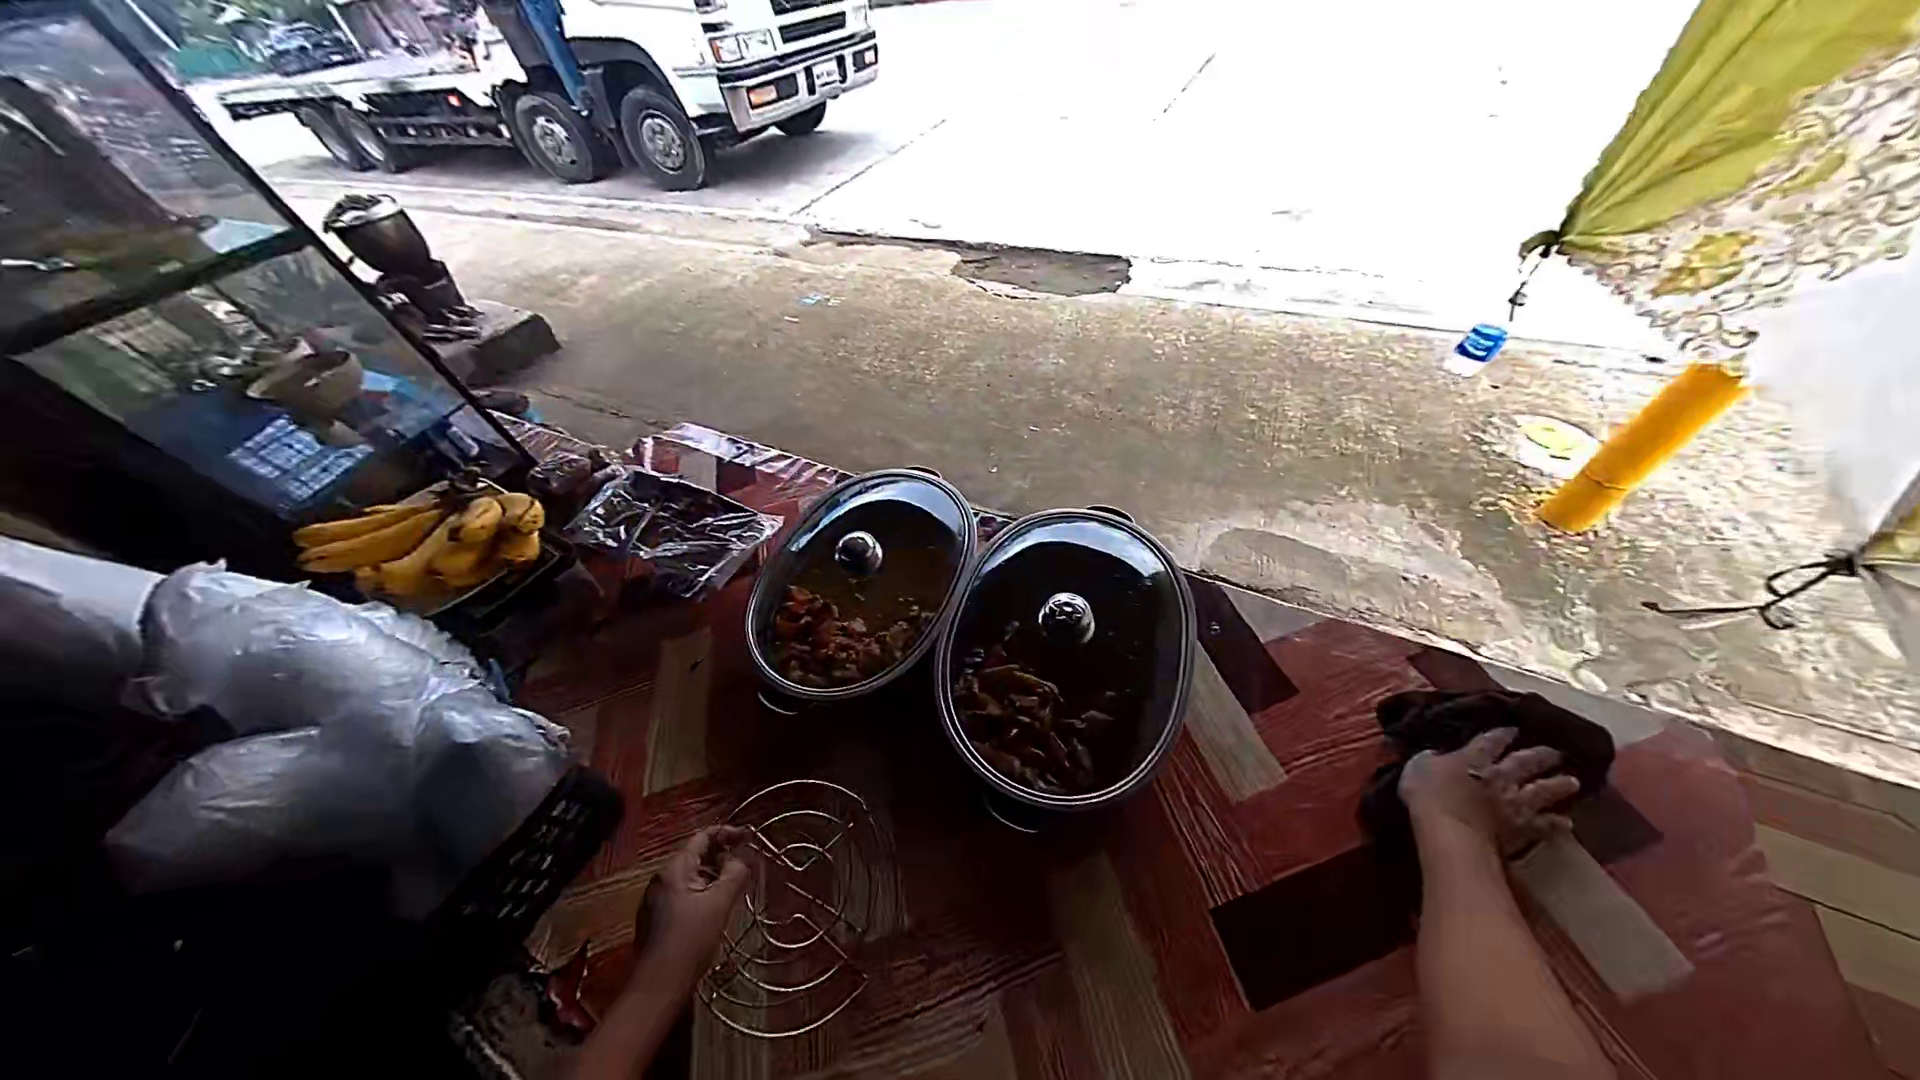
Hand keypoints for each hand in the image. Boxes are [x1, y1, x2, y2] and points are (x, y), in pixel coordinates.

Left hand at [631, 825, 752, 992]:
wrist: (657, 988)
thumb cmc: (690, 941)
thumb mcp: (719, 903)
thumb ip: (735, 873)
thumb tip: (743, 856)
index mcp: (674, 870)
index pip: (702, 837)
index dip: (727, 833)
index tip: (749, 837)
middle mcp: (661, 879)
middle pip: (696, 855)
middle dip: (722, 854)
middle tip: (746, 861)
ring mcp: (656, 899)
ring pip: (691, 875)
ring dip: (713, 874)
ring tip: (735, 882)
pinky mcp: (656, 918)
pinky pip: (684, 892)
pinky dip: (702, 890)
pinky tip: (715, 904)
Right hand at [1399, 728, 1579, 856]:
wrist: (1451, 830)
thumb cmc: (1427, 795)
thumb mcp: (1418, 766)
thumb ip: (1432, 758)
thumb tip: (1438, 755)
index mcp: (1474, 758)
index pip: (1492, 740)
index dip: (1503, 733)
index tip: (1513, 728)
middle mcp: (1501, 775)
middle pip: (1526, 761)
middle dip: (1542, 755)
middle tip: (1557, 752)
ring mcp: (1516, 802)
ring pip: (1544, 790)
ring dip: (1559, 785)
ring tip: (1573, 781)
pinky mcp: (1524, 827)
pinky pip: (1546, 824)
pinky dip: (1557, 823)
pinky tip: (1568, 823)